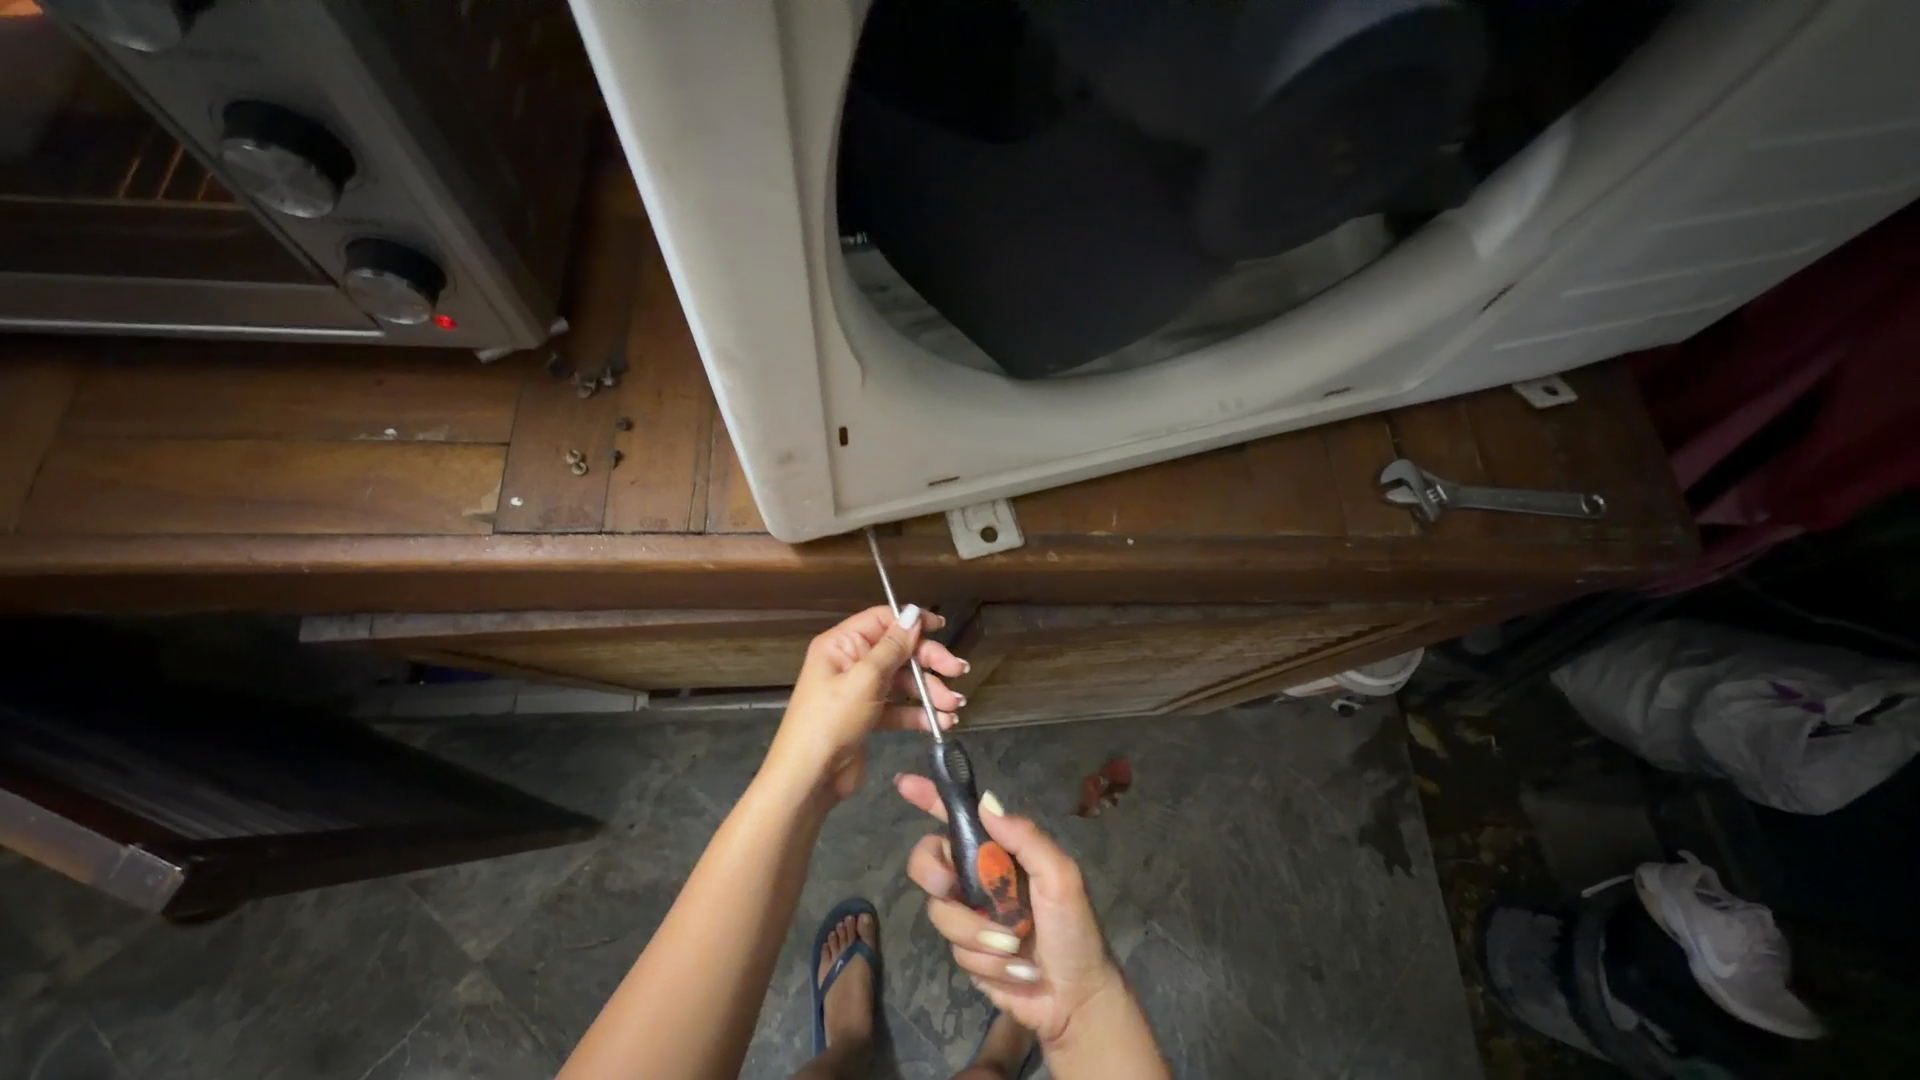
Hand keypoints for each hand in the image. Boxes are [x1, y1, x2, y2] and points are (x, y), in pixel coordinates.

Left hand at [765, 604, 966, 800]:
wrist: (810, 777)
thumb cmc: (831, 720)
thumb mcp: (864, 679)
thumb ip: (893, 648)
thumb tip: (913, 614)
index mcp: (842, 644)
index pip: (882, 621)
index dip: (912, 622)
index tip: (941, 628)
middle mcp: (851, 663)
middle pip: (899, 652)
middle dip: (929, 662)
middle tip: (959, 671)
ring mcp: (861, 691)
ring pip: (903, 682)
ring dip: (931, 692)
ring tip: (953, 708)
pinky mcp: (869, 717)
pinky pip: (900, 708)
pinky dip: (920, 714)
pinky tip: (941, 723)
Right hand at [896, 777, 1122, 1047]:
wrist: (1075, 998)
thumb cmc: (1074, 930)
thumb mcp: (1061, 878)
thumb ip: (1026, 839)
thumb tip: (986, 802)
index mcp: (1001, 850)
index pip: (960, 816)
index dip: (930, 796)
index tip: (905, 783)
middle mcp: (979, 875)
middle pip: (929, 860)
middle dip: (933, 873)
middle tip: (949, 886)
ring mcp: (970, 912)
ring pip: (941, 911)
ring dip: (977, 933)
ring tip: (1014, 947)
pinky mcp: (967, 949)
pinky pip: (956, 948)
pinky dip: (986, 961)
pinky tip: (1013, 969)